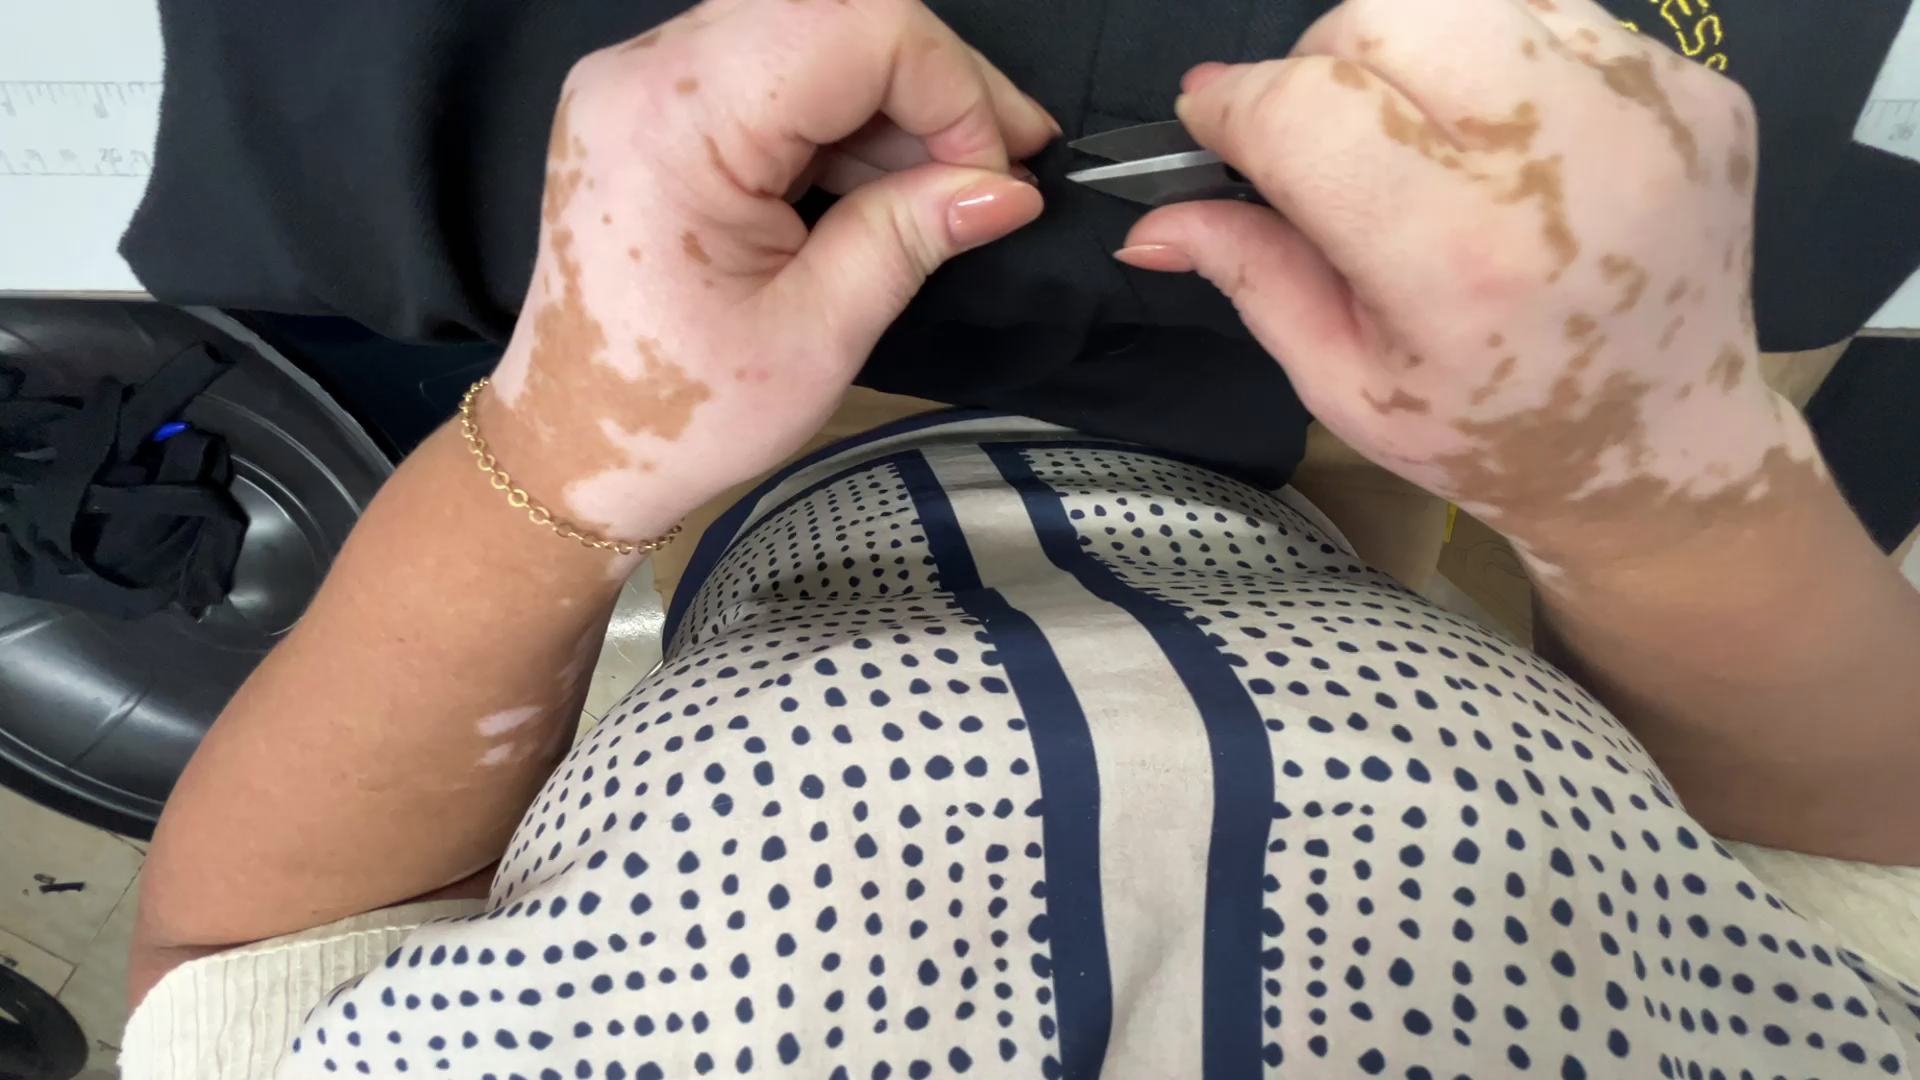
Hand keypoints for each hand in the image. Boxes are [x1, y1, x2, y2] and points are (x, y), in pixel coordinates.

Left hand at [481, 0, 1053, 543]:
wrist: (583, 445)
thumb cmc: (691, 414)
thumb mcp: (819, 335)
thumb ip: (909, 238)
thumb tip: (1009, 190)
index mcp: (676, 122)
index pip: (854, 26)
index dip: (954, 87)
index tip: (1002, 175)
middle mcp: (645, 73)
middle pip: (832, 18)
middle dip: (937, 88)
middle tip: (1007, 165)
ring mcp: (644, 89)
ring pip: (809, 46)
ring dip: (898, 111)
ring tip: (960, 188)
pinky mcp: (657, 119)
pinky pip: (775, 90)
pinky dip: (847, 132)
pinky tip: (893, 188)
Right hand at [1120, 0, 1824, 572]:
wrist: (1649, 444)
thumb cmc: (1470, 433)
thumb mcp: (1335, 378)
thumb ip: (1249, 277)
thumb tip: (1146, 229)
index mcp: (1455, 257)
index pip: (1311, 113)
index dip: (1235, 105)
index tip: (1204, 123)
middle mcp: (1562, 155)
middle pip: (1387, 14)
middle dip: (1312, 64)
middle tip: (1304, 144)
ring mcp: (1646, 101)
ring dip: (1394, 60)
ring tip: (1398, 150)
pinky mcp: (1695, 80)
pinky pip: (1543, 18)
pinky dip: (1476, 65)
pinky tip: (1479, 148)